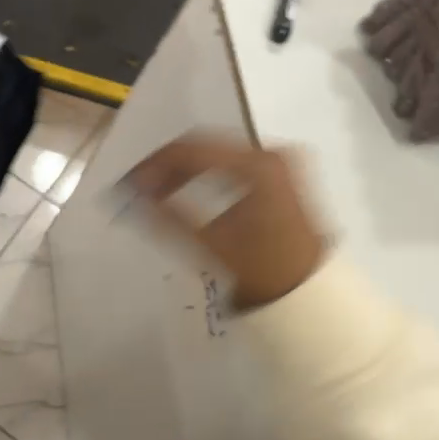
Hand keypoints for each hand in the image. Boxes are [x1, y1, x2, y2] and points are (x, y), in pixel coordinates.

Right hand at [126, 134, 327, 309]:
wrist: (308, 292)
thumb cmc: (261, 270)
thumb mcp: (209, 243)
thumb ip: (166, 214)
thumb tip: (132, 192)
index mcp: (257, 164)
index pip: (193, 149)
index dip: (156, 164)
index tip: (130, 183)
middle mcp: (270, 153)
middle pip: (205, 146)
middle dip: (169, 166)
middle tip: (141, 188)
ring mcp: (278, 161)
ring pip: (217, 153)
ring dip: (186, 170)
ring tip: (159, 191)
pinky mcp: (280, 172)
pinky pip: (232, 162)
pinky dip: (206, 174)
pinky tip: (187, 190)